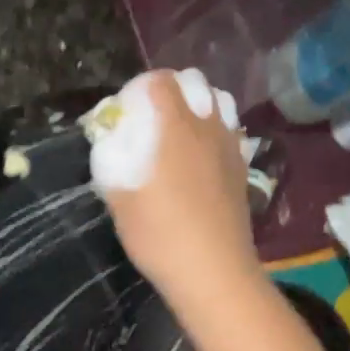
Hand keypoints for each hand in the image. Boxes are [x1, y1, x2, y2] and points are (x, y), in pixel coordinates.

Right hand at [95, 71, 259, 302]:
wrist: (211, 269)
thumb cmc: (158, 235)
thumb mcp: (118, 199)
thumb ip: (110, 159)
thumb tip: (108, 136)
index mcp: (172, 126)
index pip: (156, 81)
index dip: (135, 91)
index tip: (120, 116)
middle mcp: (206, 123)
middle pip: (190, 81)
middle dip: (165, 92)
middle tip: (145, 122)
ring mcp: (229, 142)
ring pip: (215, 100)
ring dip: (193, 106)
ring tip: (173, 134)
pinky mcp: (241, 163)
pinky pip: (228, 128)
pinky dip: (211, 129)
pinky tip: (198, 156)